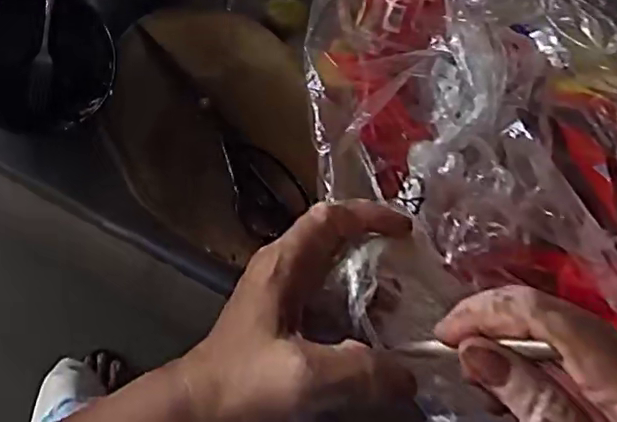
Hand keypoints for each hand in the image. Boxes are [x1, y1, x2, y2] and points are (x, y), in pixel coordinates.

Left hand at [169, 201, 420, 421]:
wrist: (202, 402)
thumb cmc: (246, 378)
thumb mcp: (306, 375)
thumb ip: (359, 370)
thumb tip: (408, 372)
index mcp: (282, 263)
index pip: (327, 218)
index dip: (367, 214)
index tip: (405, 226)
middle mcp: (281, 268)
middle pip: (331, 240)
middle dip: (373, 247)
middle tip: (413, 267)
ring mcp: (280, 292)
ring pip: (330, 272)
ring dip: (366, 284)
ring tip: (403, 309)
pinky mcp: (282, 318)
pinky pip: (325, 301)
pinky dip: (354, 310)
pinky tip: (375, 340)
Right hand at [435, 286, 616, 421]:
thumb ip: (539, 407)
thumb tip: (474, 351)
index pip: (543, 311)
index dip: (484, 312)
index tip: (445, 335)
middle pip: (557, 316)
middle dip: (500, 330)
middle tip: (464, 362)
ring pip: (574, 333)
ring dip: (526, 349)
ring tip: (494, 381)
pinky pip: (600, 357)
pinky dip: (560, 367)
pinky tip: (539, 391)